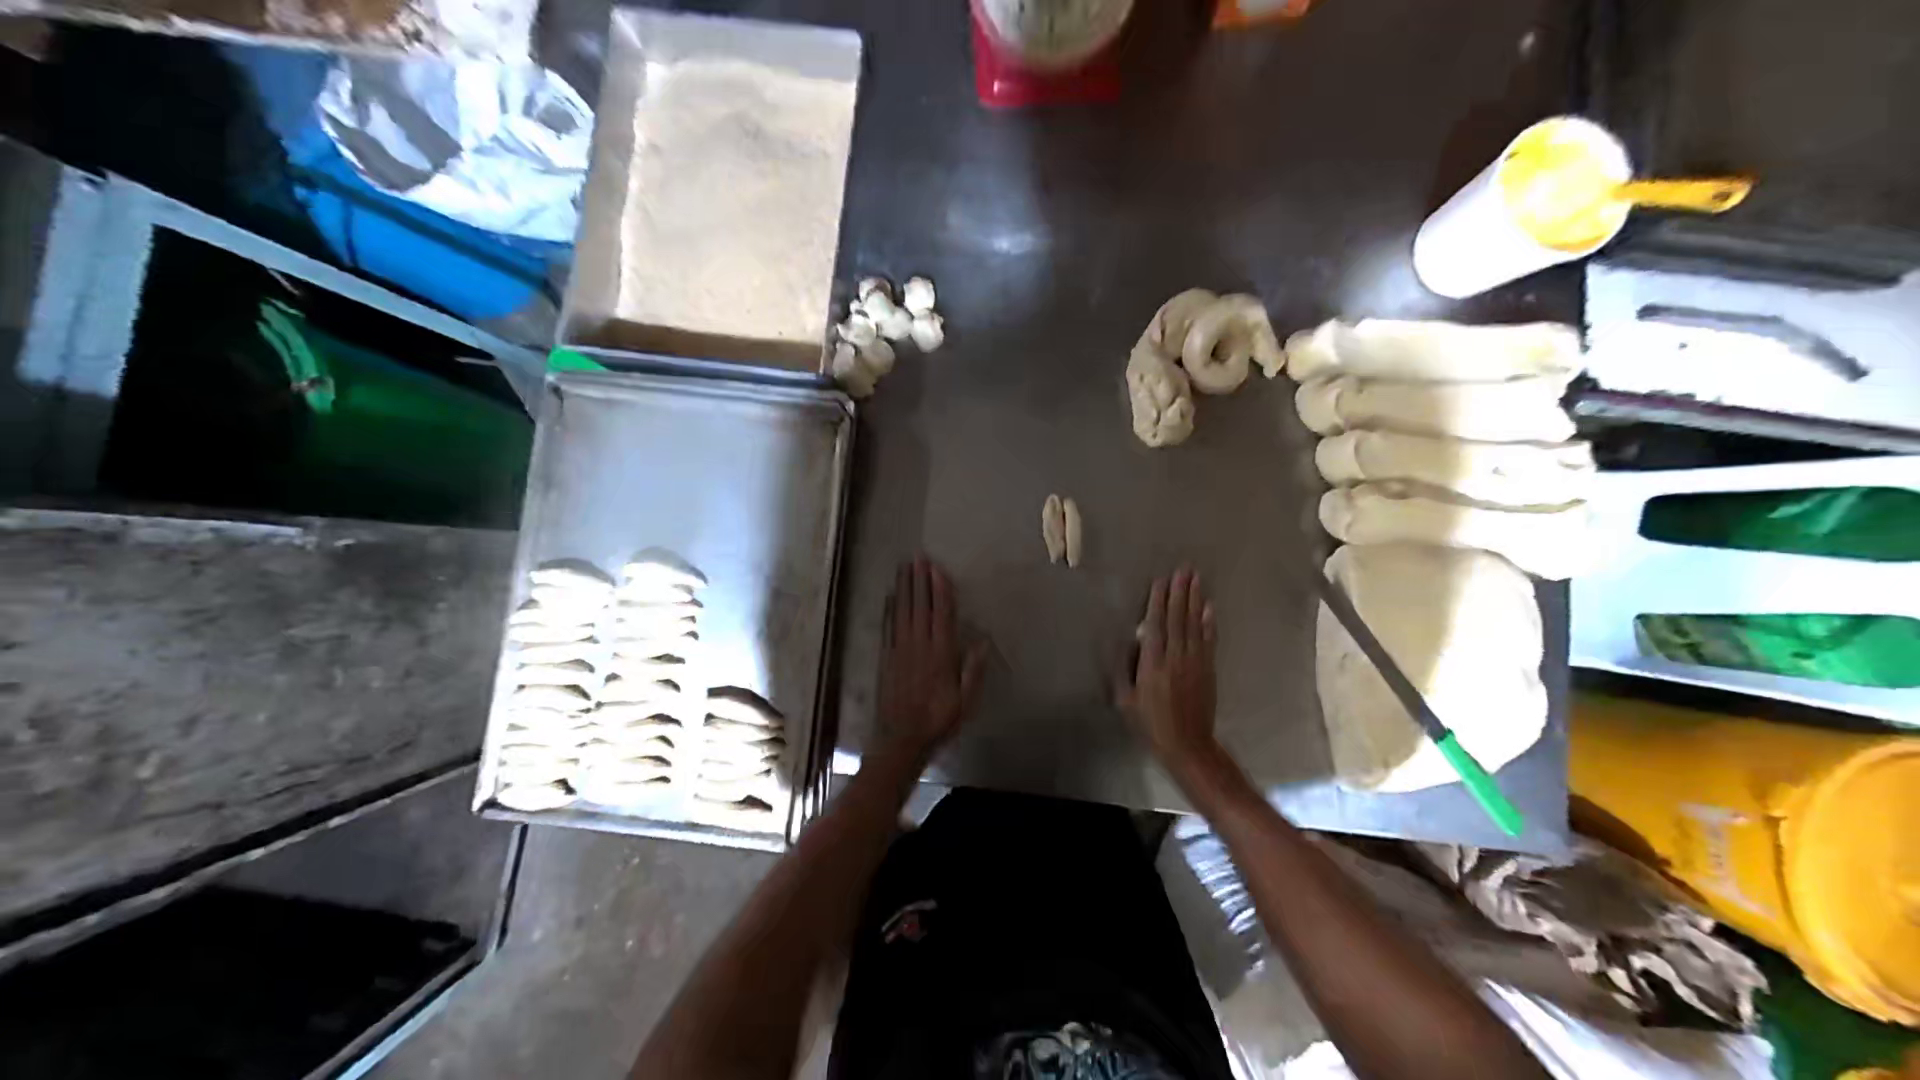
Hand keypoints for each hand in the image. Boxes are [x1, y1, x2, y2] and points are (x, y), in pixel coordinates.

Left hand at [875, 557, 986, 766]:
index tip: (937, 569)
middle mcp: (919, 647)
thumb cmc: (940, 721)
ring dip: (904, 588)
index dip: (940, 590)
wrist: (902, 739)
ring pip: (902, 612)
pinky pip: (888, 628)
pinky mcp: (886, 659)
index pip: (941, 614)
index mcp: (941, 654)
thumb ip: (972, 670)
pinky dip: (889, 610)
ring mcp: (900, 651)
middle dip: (919, 581)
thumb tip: (981, 641)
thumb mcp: (965, 701)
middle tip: (917, 558)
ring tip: (904, 568)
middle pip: (920, 607)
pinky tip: (891, 597)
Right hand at [1117, 566, 1221, 781]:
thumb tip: (1131, 642)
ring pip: (1194, 624)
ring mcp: (1195, 662)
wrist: (1187, 745)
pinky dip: (1209, 622)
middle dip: (1179, 592)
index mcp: (1152, 664)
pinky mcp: (1208, 669)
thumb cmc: (1150, 724)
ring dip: (1195, 600)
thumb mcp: (1126, 700)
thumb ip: (1125, 669)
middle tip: (1183, 570)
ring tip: (1196, 579)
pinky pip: (1209, 640)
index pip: (1155, 625)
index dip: (1158, 601)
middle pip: (1178, 618)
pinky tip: (1209, 607)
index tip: (1161, 581)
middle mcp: (1175, 657)